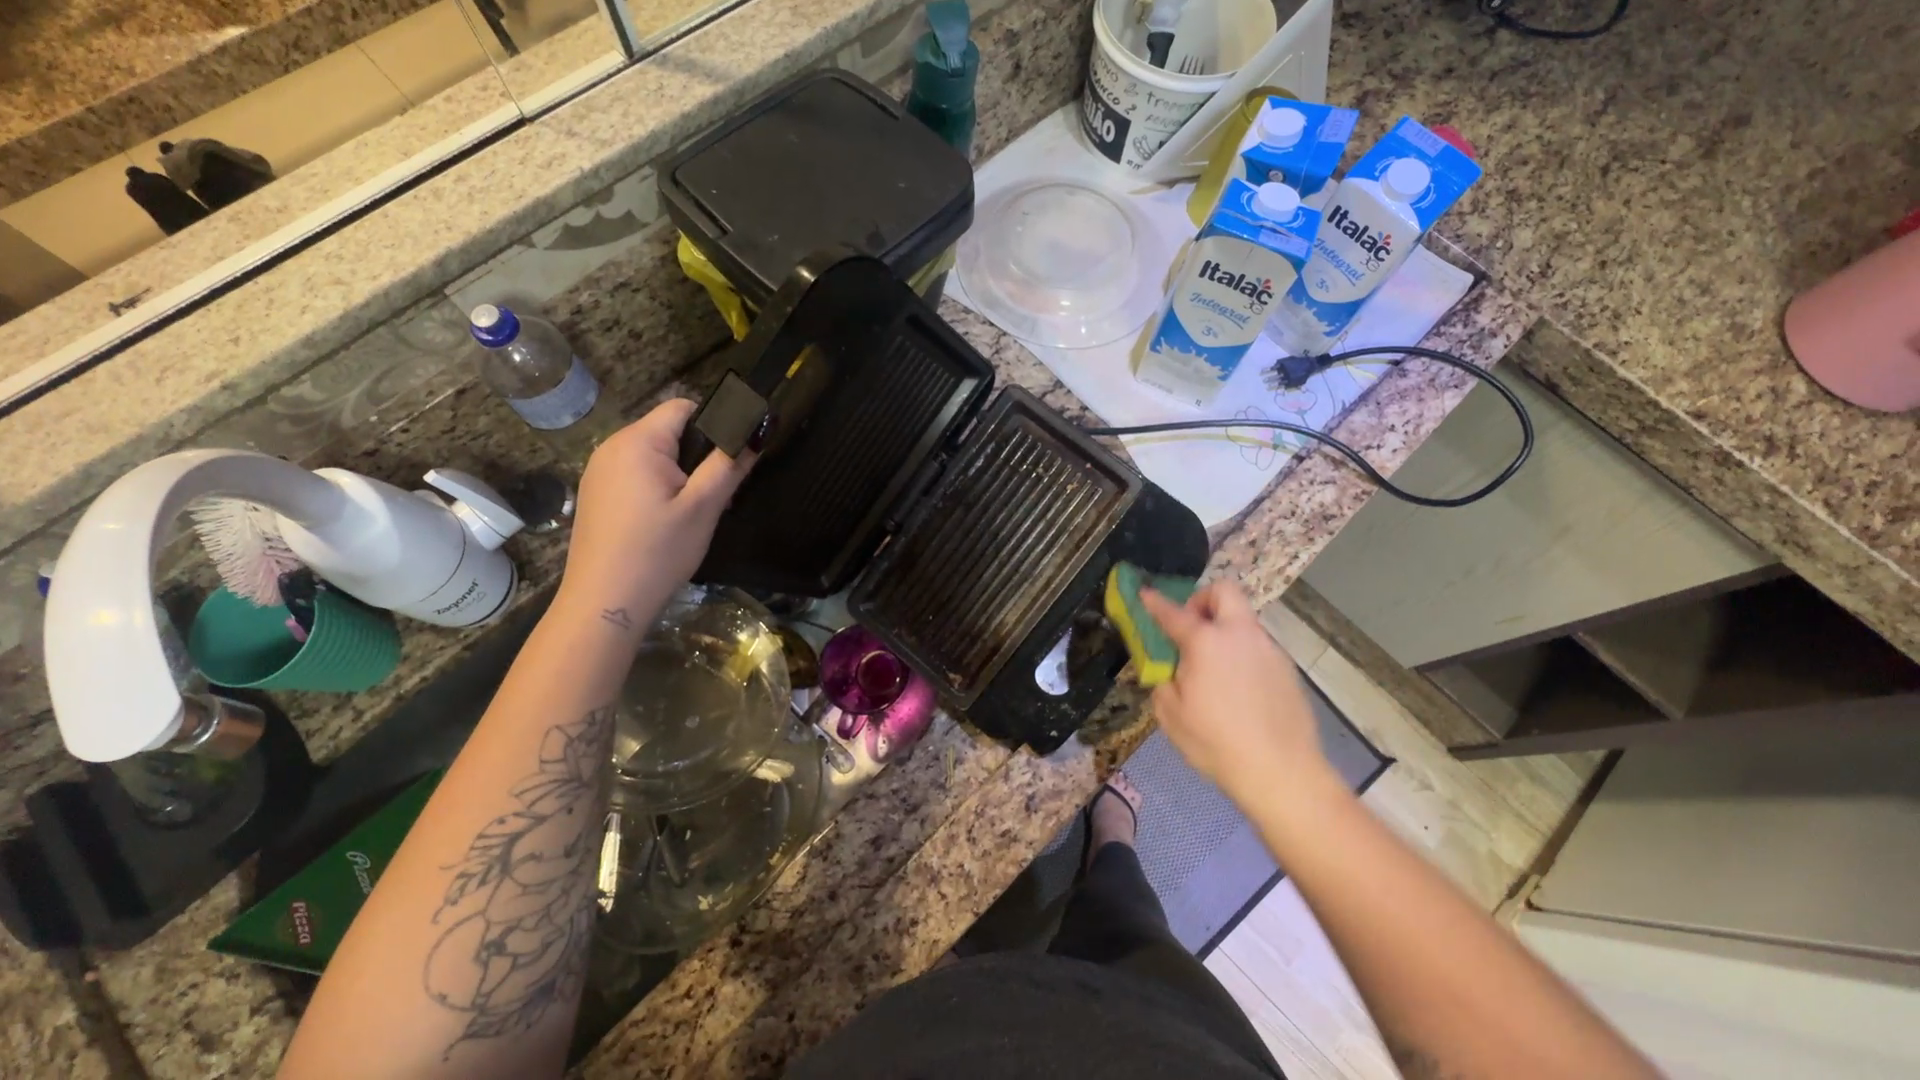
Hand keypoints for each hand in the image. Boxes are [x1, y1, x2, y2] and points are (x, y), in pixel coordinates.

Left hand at [557, 399, 751, 624]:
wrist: (605, 603)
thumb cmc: (658, 551)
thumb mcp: (703, 508)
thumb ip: (730, 464)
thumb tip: (759, 429)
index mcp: (638, 441)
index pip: (683, 407)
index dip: (715, 423)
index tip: (733, 458)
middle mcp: (612, 446)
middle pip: (667, 431)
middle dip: (698, 453)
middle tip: (718, 495)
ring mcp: (598, 472)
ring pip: (652, 455)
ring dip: (679, 474)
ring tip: (695, 512)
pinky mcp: (594, 495)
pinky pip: (634, 475)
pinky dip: (656, 488)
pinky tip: (665, 523)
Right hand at [1140, 583, 1337, 809]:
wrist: (1280, 771)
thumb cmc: (1216, 742)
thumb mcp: (1171, 716)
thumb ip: (1165, 683)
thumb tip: (1172, 672)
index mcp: (1206, 642)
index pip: (1174, 613)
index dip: (1156, 602)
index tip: (1145, 594)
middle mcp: (1240, 635)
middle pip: (1224, 592)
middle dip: (1203, 600)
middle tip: (1192, 627)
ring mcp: (1269, 650)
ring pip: (1244, 622)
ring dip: (1225, 632)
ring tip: (1214, 670)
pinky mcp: (1287, 670)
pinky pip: (1259, 650)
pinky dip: (1243, 657)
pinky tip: (1239, 692)